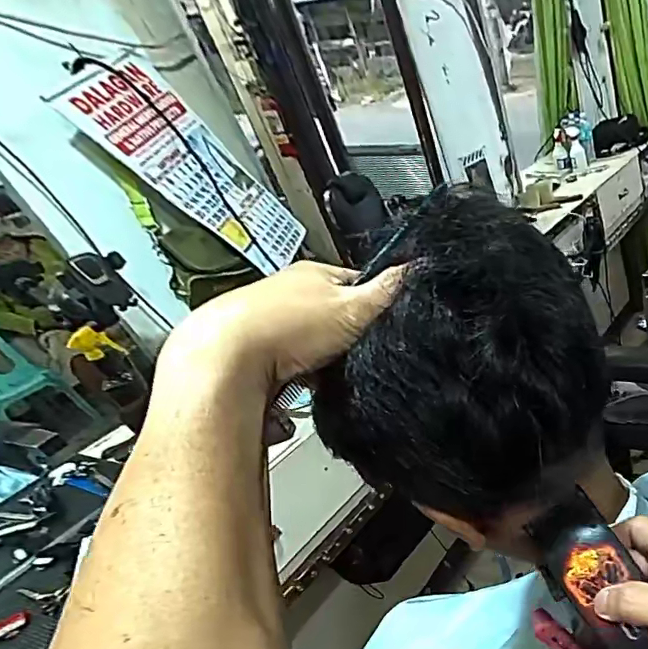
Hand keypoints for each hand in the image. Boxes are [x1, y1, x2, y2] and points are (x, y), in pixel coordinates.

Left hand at [167, 262, 404, 388]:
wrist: (230, 360)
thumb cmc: (289, 325)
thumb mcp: (352, 306)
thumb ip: (387, 291)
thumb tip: (417, 267)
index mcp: (313, 273)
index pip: (360, 283)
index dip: (379, 304)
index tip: (390, 325)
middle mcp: (291, 292)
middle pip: (341, 315)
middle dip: (355, 335)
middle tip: (366, 352)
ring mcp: (275, 321)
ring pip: (322, 341)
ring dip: (332, 358)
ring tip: (338, 370)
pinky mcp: (264, 351)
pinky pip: (302, 363)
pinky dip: (312, 374)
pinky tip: (314, 381)